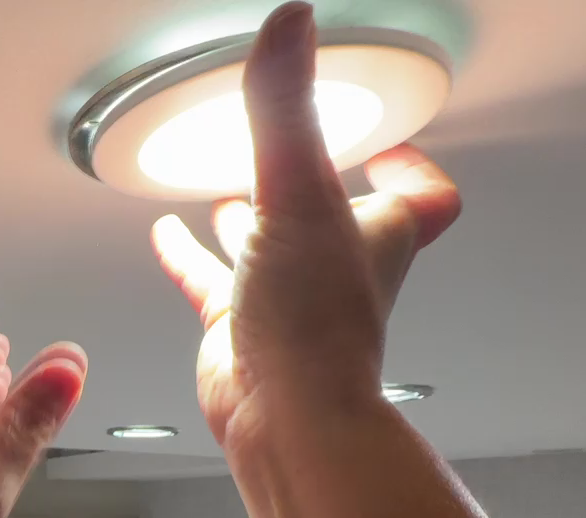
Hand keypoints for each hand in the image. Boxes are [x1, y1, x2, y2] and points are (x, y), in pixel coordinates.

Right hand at [151, 0, 461, 447]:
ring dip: (246, 217)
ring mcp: (281, 297)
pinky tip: (166, 236)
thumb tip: (289, 26)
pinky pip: (211, 281)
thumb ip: (285, 113)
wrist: (278, 412)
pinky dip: (189, 256)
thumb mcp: (295, 197)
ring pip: (265, 246)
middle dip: (310, 180)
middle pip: (332, 214)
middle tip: (289, 149)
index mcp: (374, 230)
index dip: (408, 163)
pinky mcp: (235, 327)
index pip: (418, 193)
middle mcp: (332, 264)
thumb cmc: (311, 325)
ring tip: (221, 188)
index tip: (385, 140)